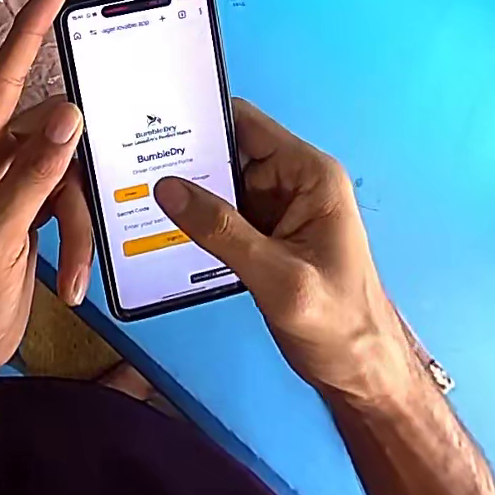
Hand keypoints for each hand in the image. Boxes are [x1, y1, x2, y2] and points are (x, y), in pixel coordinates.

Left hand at [0, 0, 82, 450]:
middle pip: (49, 137)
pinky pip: (67, 197)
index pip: (1, 79)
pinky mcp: (28, 200)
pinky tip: (68, 280)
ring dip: (75, 225)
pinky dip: (74, 236)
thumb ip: (33, 174)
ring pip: (65, 173)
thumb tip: (72, 113)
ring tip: (70, 277)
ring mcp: (7, 177)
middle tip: (78, 214)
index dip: (31, 29)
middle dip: (70, 182)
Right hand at [152, 100, 426, 407]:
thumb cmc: (340, 326)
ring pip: (217, 180)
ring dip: (185, 186)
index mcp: (308, 174)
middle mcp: (290, 180)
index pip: (246, 124)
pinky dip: (193, 214)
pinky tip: (159, 218)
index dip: (202, 116)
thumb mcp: (280, 279)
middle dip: (183, 154)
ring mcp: (274, 206)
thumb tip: (166, 188)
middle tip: (130, 157)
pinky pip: (219, 210)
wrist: (363, 378)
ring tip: (132, 183)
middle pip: (226, 150)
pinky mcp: (261, 231)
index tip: (153, 119)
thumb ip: (223, 231)